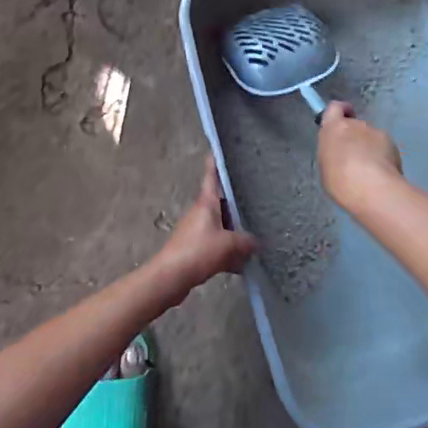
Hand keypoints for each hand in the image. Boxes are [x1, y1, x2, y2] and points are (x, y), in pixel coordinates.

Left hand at [151, 156, 256, 297]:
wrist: (170, 278)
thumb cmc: (198, 251)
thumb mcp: (228, 244)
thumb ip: (246, 241)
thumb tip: (257, 242)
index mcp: (206, 203)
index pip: (211, 176)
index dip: (215, 162)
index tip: (219, 149)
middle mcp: (201, 213)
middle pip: (221, 202)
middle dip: (237, 203)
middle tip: (257, 198)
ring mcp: (197, 232)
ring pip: (220, 226)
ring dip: (235, 232)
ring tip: (256, 235)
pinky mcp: (195, 250)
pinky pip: (217, 246)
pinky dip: (228, 252)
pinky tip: (244, 264)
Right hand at [317, 101, 402, 207]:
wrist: (372, 188)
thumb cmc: (340, 180)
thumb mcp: (326, 167)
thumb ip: (333, 152)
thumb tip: (341, 153)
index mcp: (334, 128)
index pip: (335, 108)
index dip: (340, 112)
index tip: (341, 120)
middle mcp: (356, 125)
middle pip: (355, 126)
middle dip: (356, 138)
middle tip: (354, 159)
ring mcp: (376, 133)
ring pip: (372, 138)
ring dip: (370, 148)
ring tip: (370, 171)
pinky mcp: (393, 144)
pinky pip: (385, 148)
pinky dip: (384, 157)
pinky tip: (382, 174)